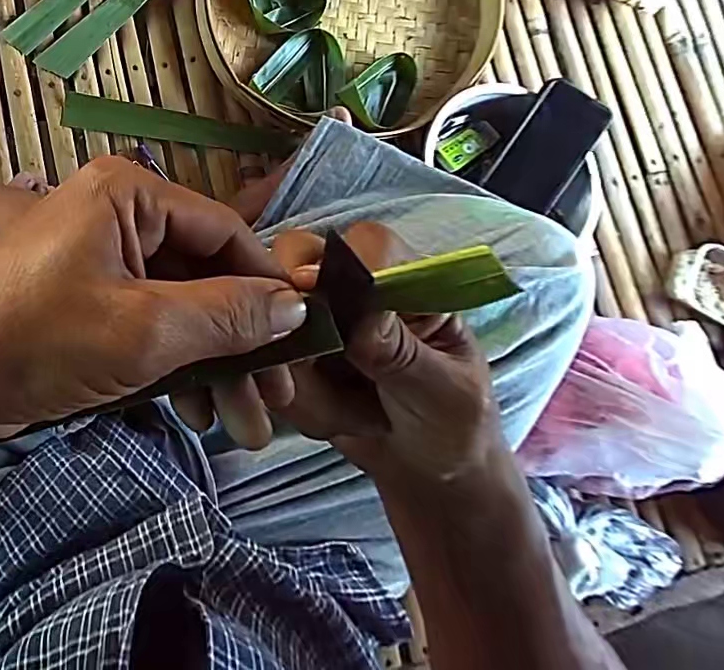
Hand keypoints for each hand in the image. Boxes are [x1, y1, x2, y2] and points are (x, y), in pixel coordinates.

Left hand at [0, 156, 307, 440]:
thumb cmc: (38, 336)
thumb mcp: (144, 329)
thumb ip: (226, 314)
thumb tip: (294, 307)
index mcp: (130, 194)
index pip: (225, 231)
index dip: (269, 285)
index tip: (307, 341)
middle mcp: (118, 213)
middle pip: (203, 272)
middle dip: (241, 340)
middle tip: (278, 402)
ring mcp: (99, 256)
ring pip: (178, 303)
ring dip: (212, 360)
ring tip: (242, 426)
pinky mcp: (84, 294)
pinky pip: (145, 318)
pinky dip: (173, 360)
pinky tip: (197, 410)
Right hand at [268, 223, 504, 487]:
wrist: (430, 479)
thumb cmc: (455, 425)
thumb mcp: (443, 393)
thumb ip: (400, 352)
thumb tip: (360, 317)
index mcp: (406, 282)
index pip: (368, 244)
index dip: (336, 261)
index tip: (309, 289)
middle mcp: (355, 288)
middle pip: (300, 256)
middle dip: (293, 307)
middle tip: (312, 360)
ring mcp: (319, 316)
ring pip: (272, 309)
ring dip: (299, 368)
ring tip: (342, 412)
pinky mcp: (294, 350)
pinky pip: (268, 356)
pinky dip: (291, 393)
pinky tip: (328, 419)